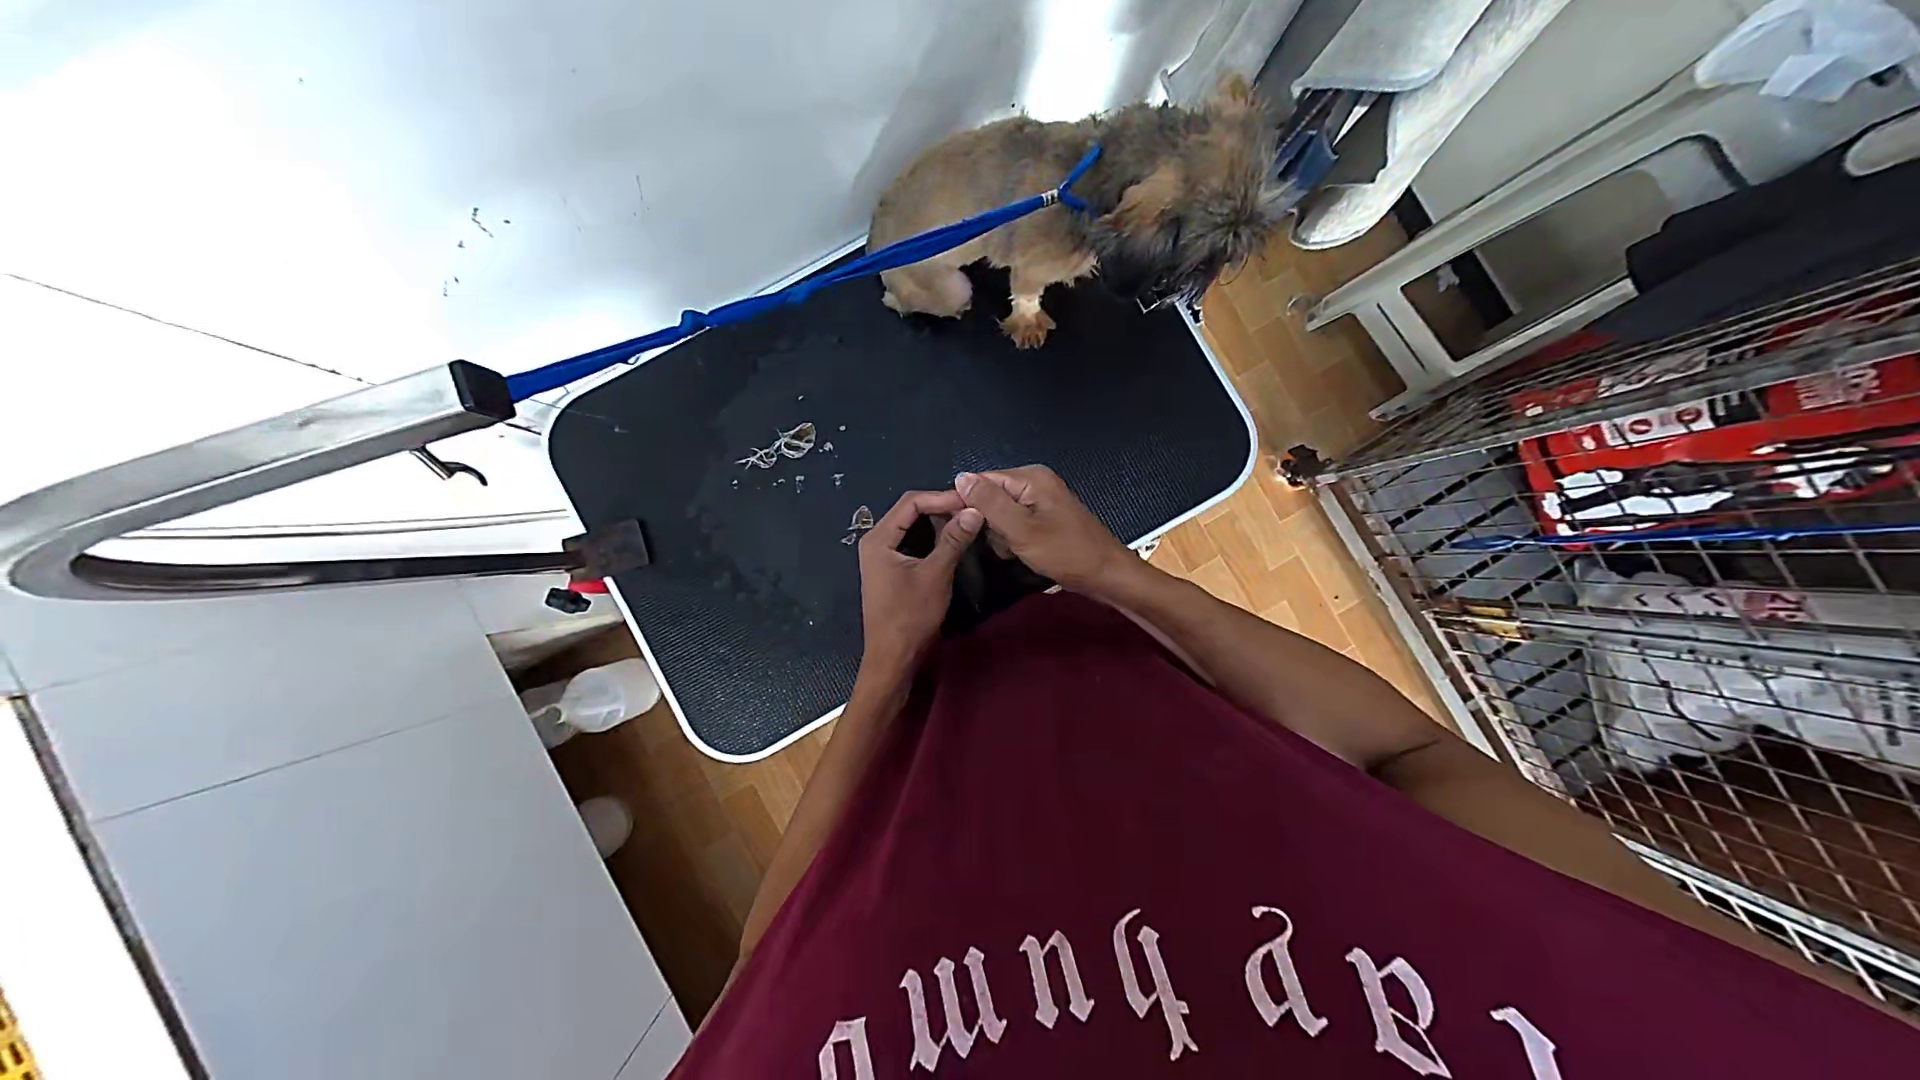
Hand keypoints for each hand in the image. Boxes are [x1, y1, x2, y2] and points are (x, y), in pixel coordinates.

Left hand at [857, 489, 983, 678]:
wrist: (894, 657)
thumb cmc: (910, 616)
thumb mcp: (935, 575)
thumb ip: (953, 540)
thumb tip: (974, 511)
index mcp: (878, 538)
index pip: (911, 502)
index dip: (942, 497)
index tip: (971, 500)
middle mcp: (876, 541)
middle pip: (911, 510)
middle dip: (942, 506)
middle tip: (973, 507)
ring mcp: (883, 555)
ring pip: (914, 526)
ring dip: (939, 521)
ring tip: (968, 519)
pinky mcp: (893, 568)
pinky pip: (914, 541)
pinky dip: (934, 537)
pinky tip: (955, 537)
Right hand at [954, 466, 1133, 593]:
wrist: (1105, 575)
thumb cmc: (1065, 553)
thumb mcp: (1021, 529)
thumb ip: (989, 503)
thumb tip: (960, 478)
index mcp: (1030, 477)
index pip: (981, 481)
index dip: (965, 503)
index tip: (956, 527)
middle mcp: (1035, 482)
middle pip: (990, 497)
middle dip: (989, 524)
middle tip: (1005, 542)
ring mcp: (1041, 500)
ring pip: (1000, 515)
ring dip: (1002, 536)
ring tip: (1018, 550)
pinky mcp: (1044, 518)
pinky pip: (1015, 524)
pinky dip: (1014, 539)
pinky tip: (1024, 552)